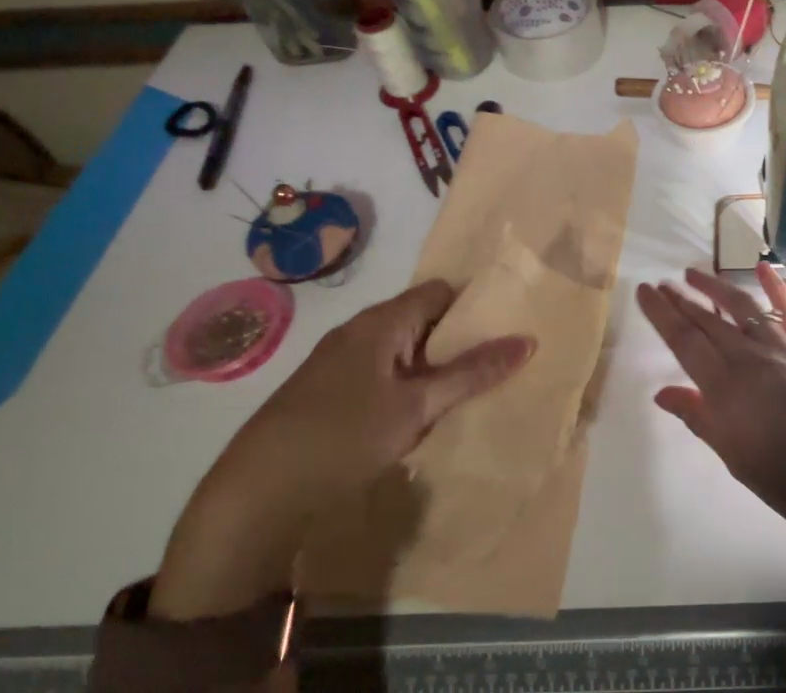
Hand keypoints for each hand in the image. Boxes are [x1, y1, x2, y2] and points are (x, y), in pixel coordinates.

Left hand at [150, 280, 533, 618]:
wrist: (256, 494)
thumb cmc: (342, 436)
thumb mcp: (417, 406)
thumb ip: (472, 373)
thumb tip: (528, 340)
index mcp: (379, 322)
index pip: (439, 292)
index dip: (474, 304)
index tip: (509, 324)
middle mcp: (358, 333)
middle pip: (422, 321)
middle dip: (460, 340)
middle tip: (502, 361)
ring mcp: (340, 365)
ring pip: (403, 353)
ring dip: (435, 368)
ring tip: (475, 389)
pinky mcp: (329, 396)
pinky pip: (383, 378)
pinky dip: (410, 388)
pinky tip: (427, 415)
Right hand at [635, 266, 785, 560]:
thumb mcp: (734, 458)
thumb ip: (700, 418)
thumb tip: (663, 393)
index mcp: (726, 387)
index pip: (684, 341)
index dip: (661, 315)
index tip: (643, 292)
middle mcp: (752, 357)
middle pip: (708, 320)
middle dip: (681, 300)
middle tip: (661, 284)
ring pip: (743, 307)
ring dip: (715, 287)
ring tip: (692, 274)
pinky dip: (775, 286)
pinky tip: (761, 268)